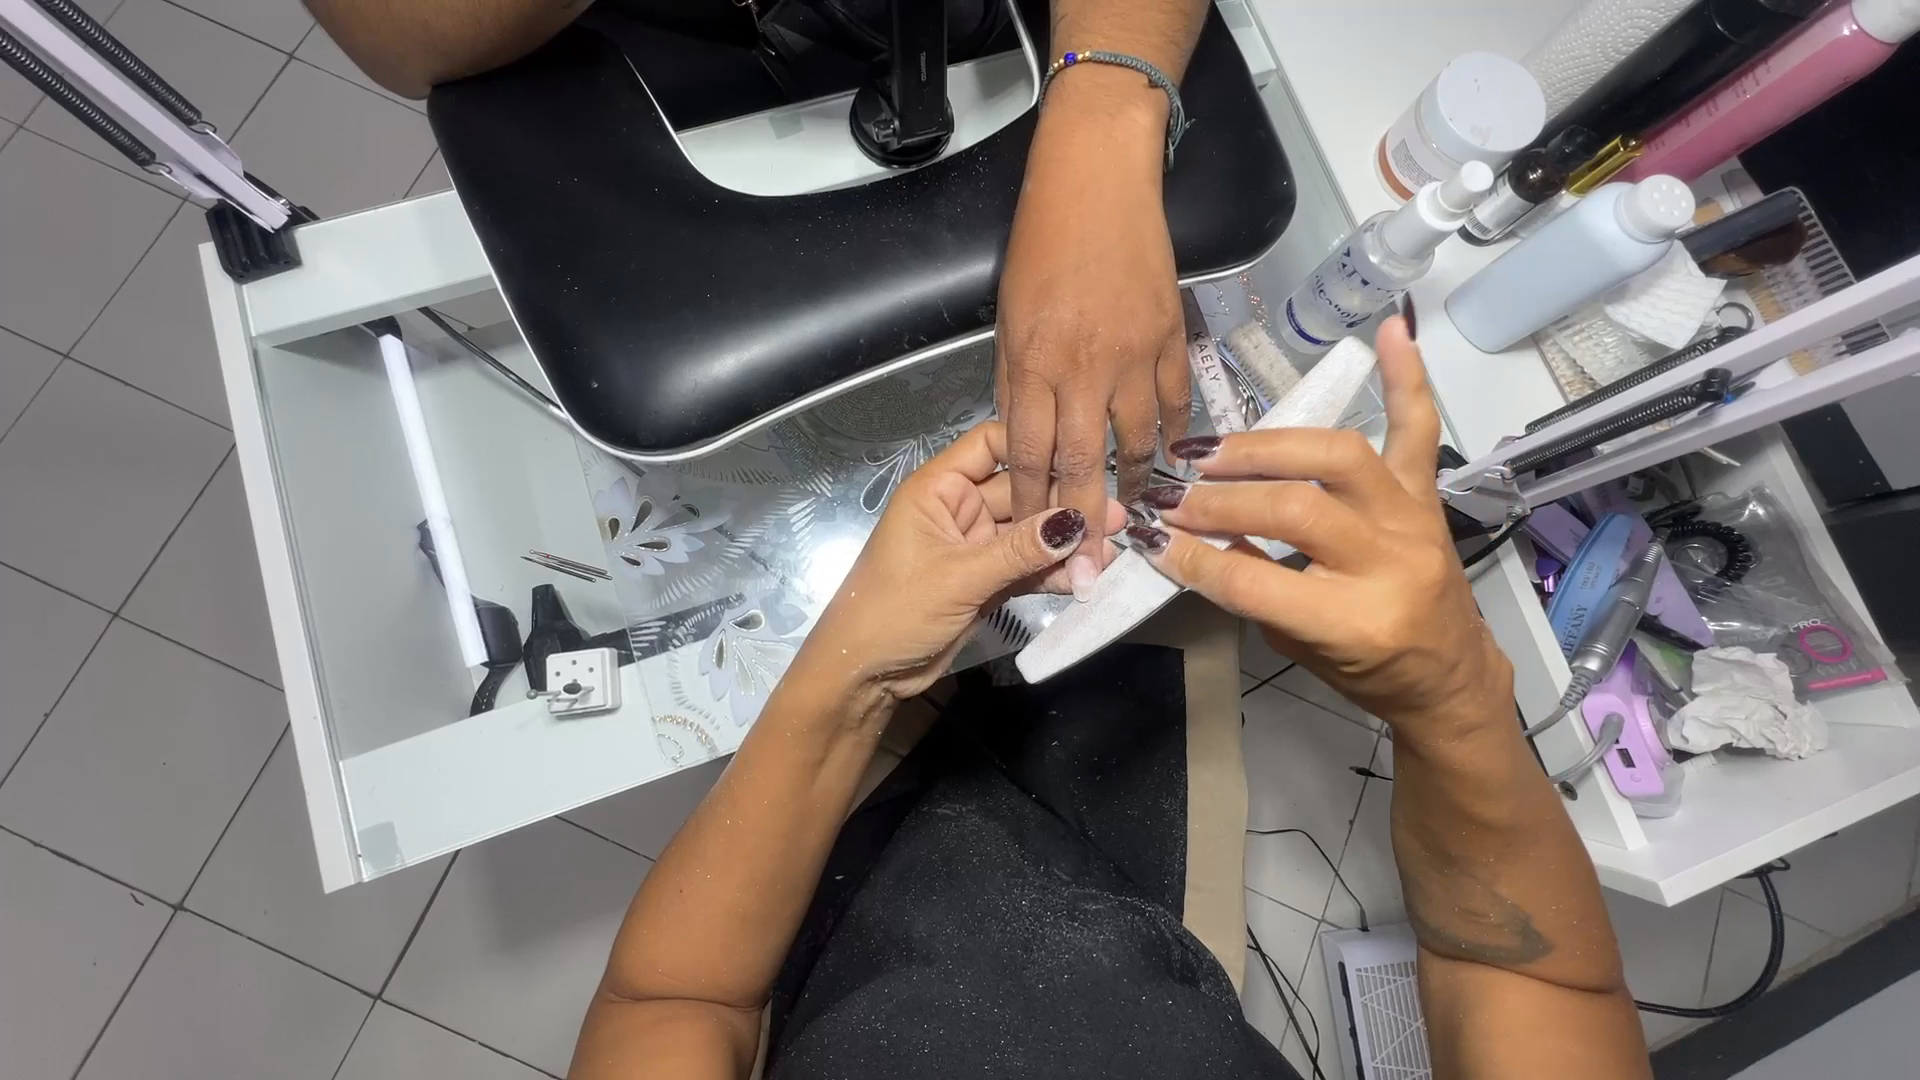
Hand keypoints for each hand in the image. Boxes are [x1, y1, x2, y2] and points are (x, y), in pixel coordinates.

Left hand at [797, 422, 1125, 703]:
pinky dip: (1053, 572)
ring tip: (1112, 548)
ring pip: (1030, 533)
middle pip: (1022, 491)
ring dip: (1066, 543)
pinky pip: (1027, 567)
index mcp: (939, 488)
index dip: (1034, 447)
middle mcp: (960, 508)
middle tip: (1116, 516)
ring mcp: (976, 545)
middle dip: (1065, 506)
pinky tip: (1087, 577)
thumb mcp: (957, 577)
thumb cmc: (894, 611)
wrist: (866, 675)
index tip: (1081, 458)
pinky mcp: (987, 580)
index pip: (991, 444)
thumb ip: (1018, 550)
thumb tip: (1077, 522)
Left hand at [996, 66, 1191, 596]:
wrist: (1097, 179)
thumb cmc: (1040, 246)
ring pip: (1136, 440)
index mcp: (1031, 364)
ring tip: (1138, 515)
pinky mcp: (1170, 336)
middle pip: (1082, 462)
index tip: (1037, 542)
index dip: (1033, 506)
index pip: (1030, 456)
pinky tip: (1176, 460)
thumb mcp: (1008, 319)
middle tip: (1093, 563)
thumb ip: (1017, 385)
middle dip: (1086, 519)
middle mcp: (1081, 369)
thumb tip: (1024, 440)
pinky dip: (1176, 434)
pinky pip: (1176, 401)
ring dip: (1136, 482)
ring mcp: (1132, 354)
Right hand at [1129, 319, 1511, 731]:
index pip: (1253, 580)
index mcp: (1355, 621)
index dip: (1191, 557)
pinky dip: (1407, 380)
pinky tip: (1390, 332)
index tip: (1149, 538)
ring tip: (1212, 450)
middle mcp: (1390, 563)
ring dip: (1265, 448)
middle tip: (1170, 496)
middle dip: (1218, 500)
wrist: (1448, 676)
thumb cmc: (1366, 673)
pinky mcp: (1428, 495)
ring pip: (1336, 458)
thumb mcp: (1292, 644)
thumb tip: (1187, 534)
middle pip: (1292, 509)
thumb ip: (1248, 584)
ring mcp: (1413, 519)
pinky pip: (1418, 431)